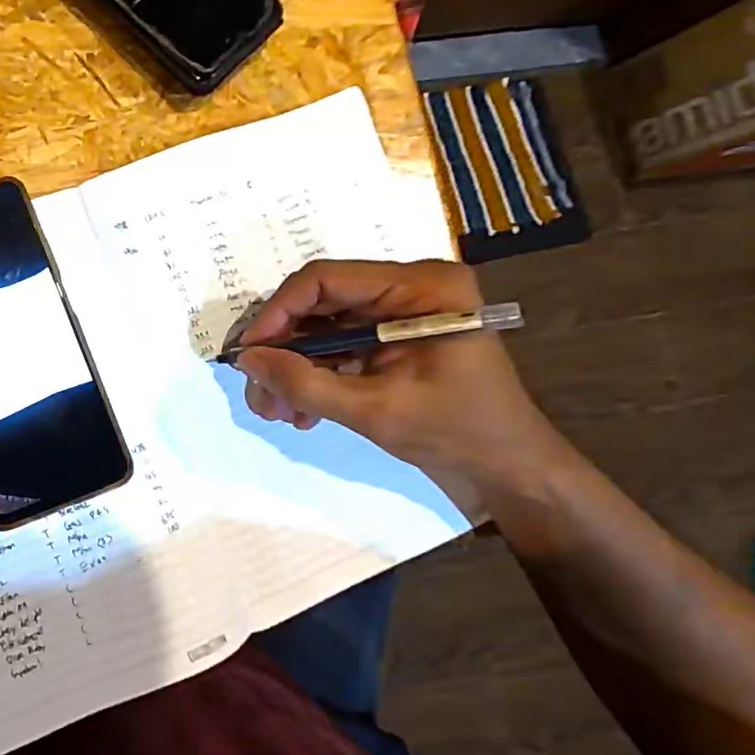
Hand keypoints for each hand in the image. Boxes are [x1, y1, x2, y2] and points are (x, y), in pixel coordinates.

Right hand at [232, 260, 576, 499]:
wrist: (509, 474)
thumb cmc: (458, 435)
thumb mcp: (375, 410)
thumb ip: (304, 383)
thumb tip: (245, 360)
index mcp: (421, 287)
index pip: (325, 280)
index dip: (278, 313)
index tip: (248, 353)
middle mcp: (405, 289)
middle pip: (316, 305)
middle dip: (282, 349)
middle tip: (257, 388)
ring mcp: (394, 315)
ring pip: (317, 329)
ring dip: (291, 368)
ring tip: (275, 411)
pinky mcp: (386, 341)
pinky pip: (332, 348)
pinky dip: (310, 377)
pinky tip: (299, 411)